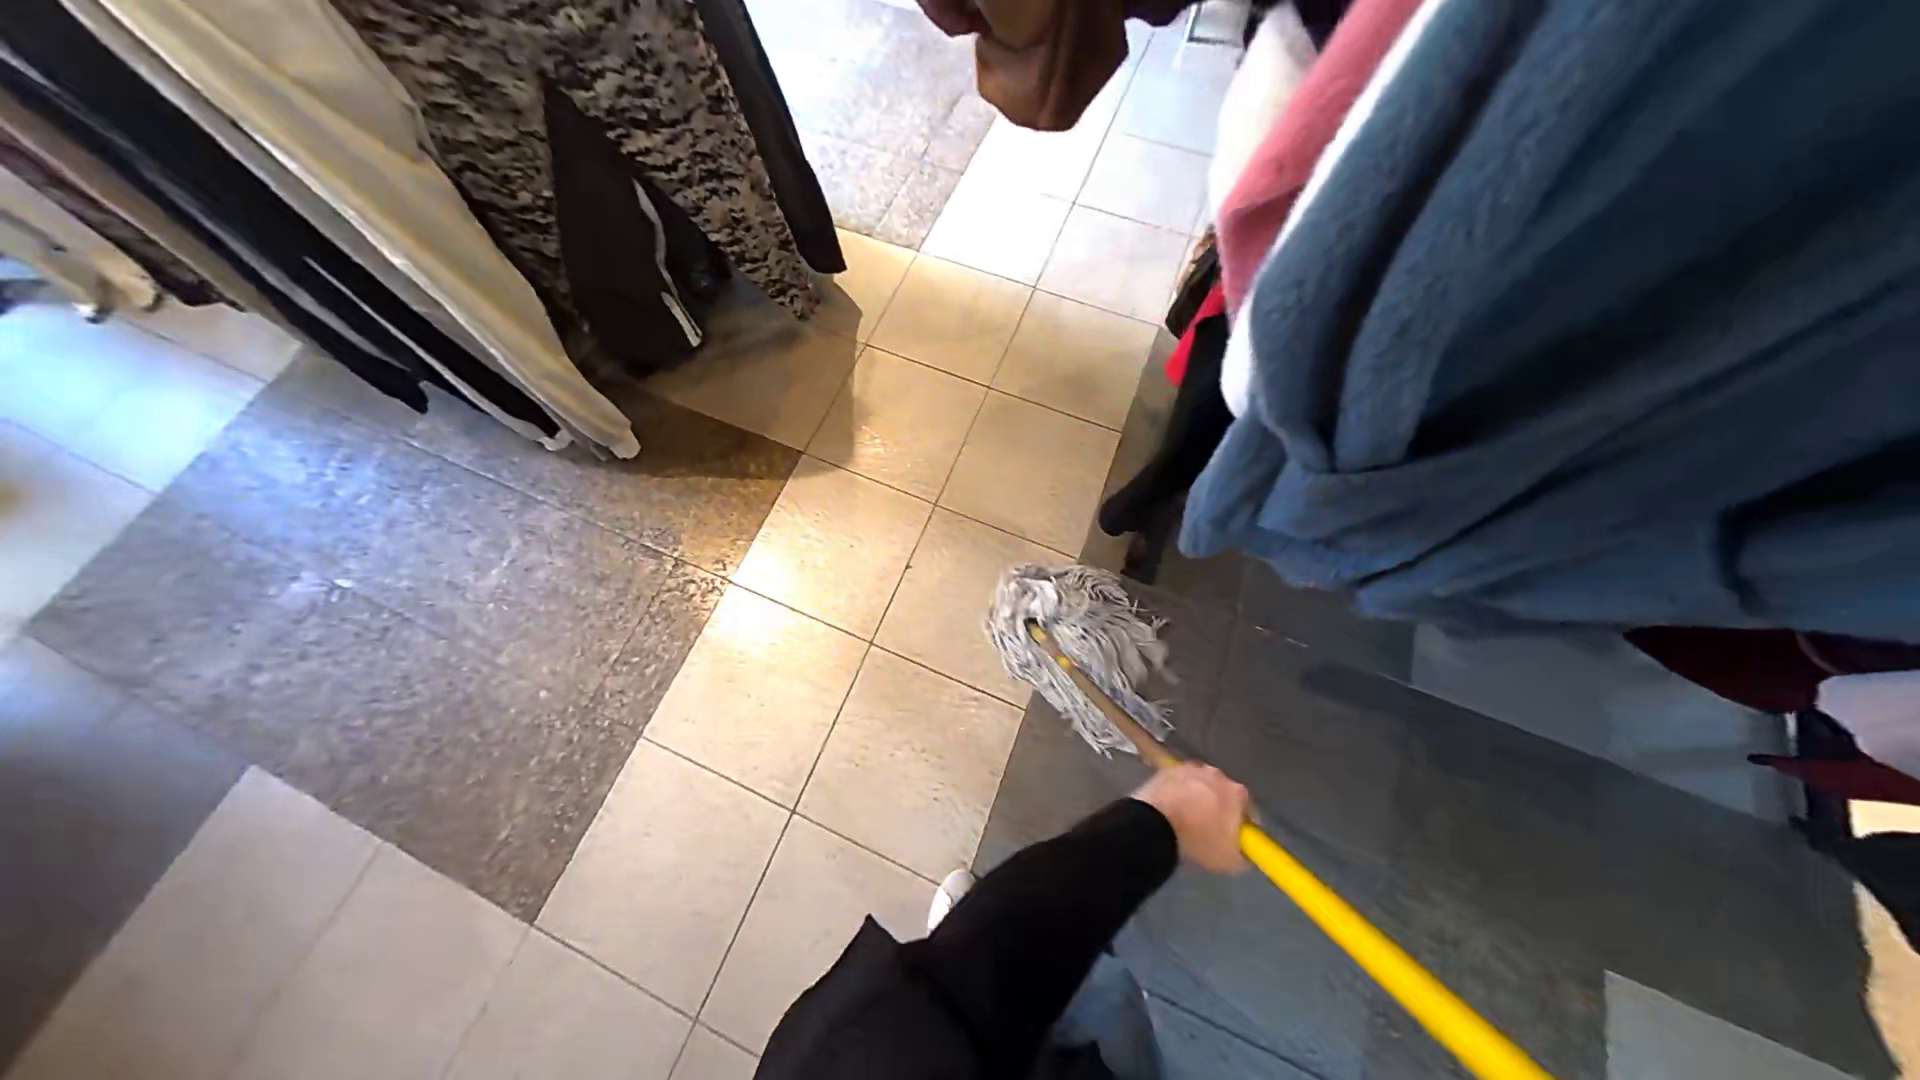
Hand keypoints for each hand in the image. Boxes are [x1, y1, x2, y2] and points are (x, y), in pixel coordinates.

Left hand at [1131, 763, 1249, 873]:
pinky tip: (1173, 807)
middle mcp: (1216, 774)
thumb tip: (1246, 853)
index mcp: (1237, 792)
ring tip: (1188, 817)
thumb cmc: (1199, 841)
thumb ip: (1246, 855)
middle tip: (1210, 827)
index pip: (1248, 808)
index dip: (1242, 824)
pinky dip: (1178, 791)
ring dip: (1198, 796)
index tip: (1236, 836)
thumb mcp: (1230, 861)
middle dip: (1220, 807)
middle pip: (1223, 792)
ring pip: (1200, 784)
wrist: (1155, 824)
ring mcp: (1190, 769)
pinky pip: (1179, 782)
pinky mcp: (1168, 769)